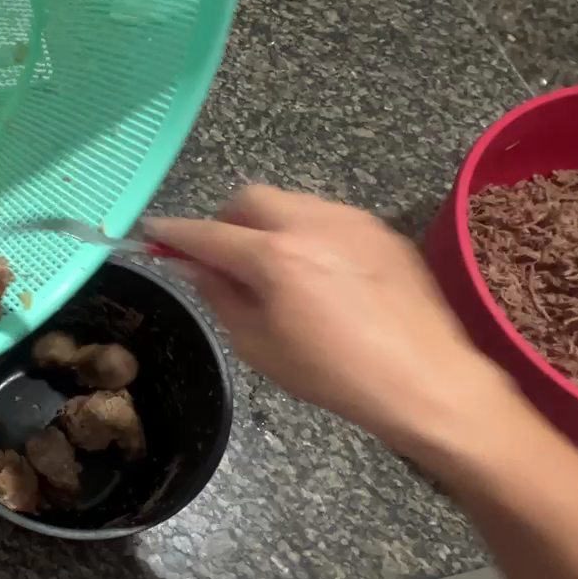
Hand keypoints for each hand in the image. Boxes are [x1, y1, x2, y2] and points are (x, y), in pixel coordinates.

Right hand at [144, 187, 526, 460]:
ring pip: (289, 202)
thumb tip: (190, 266)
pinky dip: (303, 231)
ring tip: (272, 266)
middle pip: (248, 198)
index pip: (207, 234)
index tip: (151, 232)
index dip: (173, 233)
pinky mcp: (380, 230)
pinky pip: (325, 215)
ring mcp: (351, 221)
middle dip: (224, 220)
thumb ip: (218, 295)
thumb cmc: (331, 373)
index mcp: (274, 257)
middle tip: (220, 256)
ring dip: (264, 223)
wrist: (425, 380)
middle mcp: (310, 224)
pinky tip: (315, 271)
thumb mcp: (256, 344)